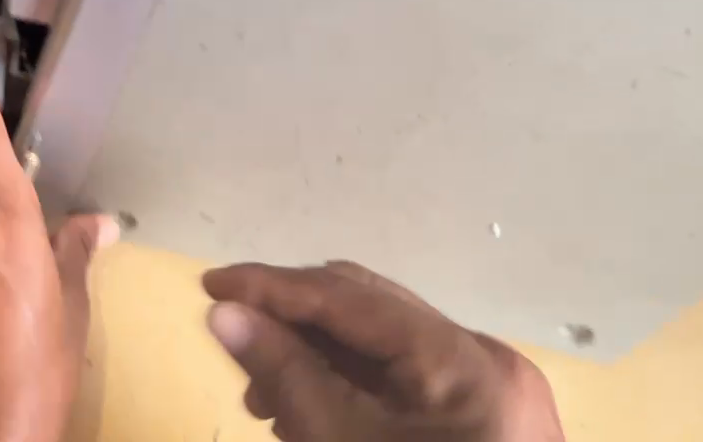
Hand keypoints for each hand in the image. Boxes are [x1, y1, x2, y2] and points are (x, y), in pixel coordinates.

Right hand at [204, 261, 563, 441]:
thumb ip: (280, 369)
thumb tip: (223, 312)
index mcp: (465, 360)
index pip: (346, 295)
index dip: (271, 286)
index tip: (210, 284)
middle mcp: (487, 359)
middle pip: (363, 312)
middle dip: (291, 323)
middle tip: (233, 340)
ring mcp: (492, 391)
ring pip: (378, 344)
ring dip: (313, 356)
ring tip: (263, 397)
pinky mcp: (486, 419)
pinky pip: (401, 377)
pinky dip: (348, 383)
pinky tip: (308, 409)